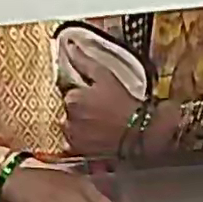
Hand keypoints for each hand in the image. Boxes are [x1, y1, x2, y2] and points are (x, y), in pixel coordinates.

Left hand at [62, 42, 144, 157]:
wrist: (135, 132)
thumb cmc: (121, 102)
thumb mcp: (104, 75)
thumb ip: (83, 61)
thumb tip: (68, 46)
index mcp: (71, 98)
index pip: (68, 94)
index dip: (81, 96)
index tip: (94, 98)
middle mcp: (67, 120)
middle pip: (68, 113)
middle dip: (78, 112)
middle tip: (97, 113)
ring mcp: (73, 139)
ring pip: (70, 130)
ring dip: (79, 127)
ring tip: (96, 127)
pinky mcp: (80, 155)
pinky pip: (73, 147)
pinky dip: (80, 143)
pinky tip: (93, 139)